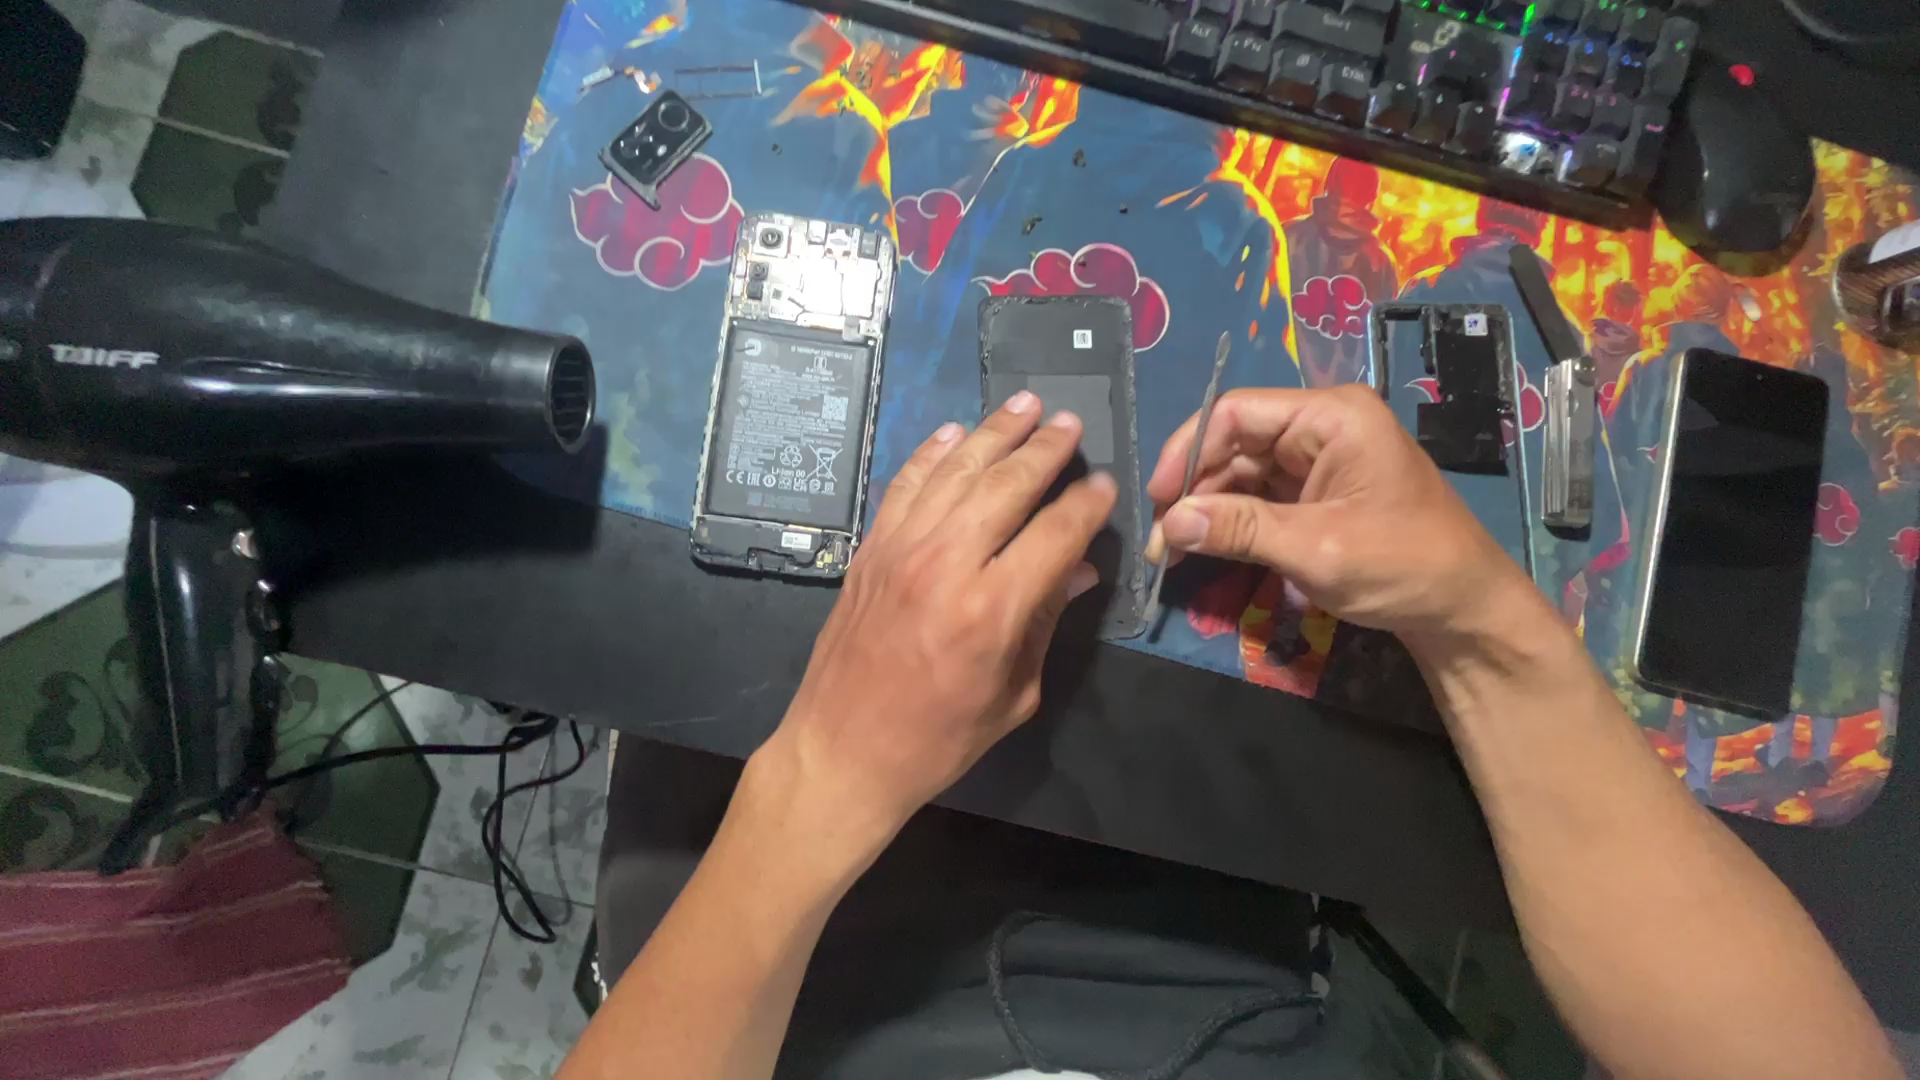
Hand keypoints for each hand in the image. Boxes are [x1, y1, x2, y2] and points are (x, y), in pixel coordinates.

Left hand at [770, 391, 1115, 837]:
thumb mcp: (1013, 693)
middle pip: (1007, 485)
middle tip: (1070, 422)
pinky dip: (931, 454)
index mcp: (993, 608)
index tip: (1106, 483)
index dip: (1087, 503)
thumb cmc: (939, 737)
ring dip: (992, 434)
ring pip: (955, 471)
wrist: (844, 750)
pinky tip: (953, 433)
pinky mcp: (870, 549)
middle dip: (1045, 448)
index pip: (1056, 532)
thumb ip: (1045, 620)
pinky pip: (905, 486)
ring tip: (1023, 404)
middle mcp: (947, 563)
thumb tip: (1079, 568)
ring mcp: (901, 549)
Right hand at [1144, 385, 1529, 637]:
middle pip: (1231, 445)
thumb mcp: (1316, 547)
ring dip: (1202, 512)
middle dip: (1191, 491)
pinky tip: (1199, 548)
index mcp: (1331, 417)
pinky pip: (1253, 499)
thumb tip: (1169, 524)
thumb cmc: (1403, 566)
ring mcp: (1314, 463)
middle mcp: (1318, 429)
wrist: (1463, 611)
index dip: (1187, 451)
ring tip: (1169, 554)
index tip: (1158, 499)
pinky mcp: (1310, 495)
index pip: (1236, 414)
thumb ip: (1239, 529)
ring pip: (1236, 475)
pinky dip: (1224, 523)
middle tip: (1159, 542)